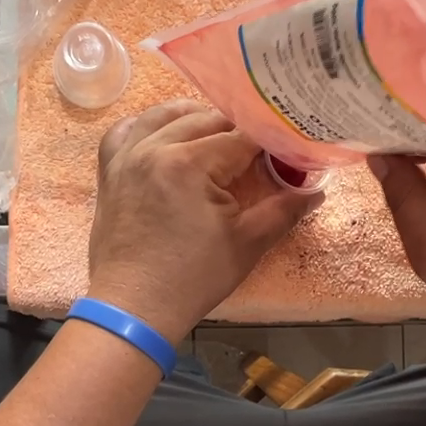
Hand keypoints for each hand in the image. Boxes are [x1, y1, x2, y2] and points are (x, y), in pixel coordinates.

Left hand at [87, 101, 322, 341]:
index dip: (268, 141)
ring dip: (194, 118)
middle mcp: (154, 148)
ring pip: (163, 116)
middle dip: (236, 130)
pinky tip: (164, 135)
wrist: (133, 308)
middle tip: (258, 150)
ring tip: (217, 134)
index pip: (240, 136)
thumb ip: (283, 211)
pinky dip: (146, 127)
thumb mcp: (247, 244)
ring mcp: (126, 158)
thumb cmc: (192, 280)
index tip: (286, 149)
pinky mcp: (110, 173)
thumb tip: (316, 191)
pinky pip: (124, 132)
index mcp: (189, 163)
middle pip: (204, 119)